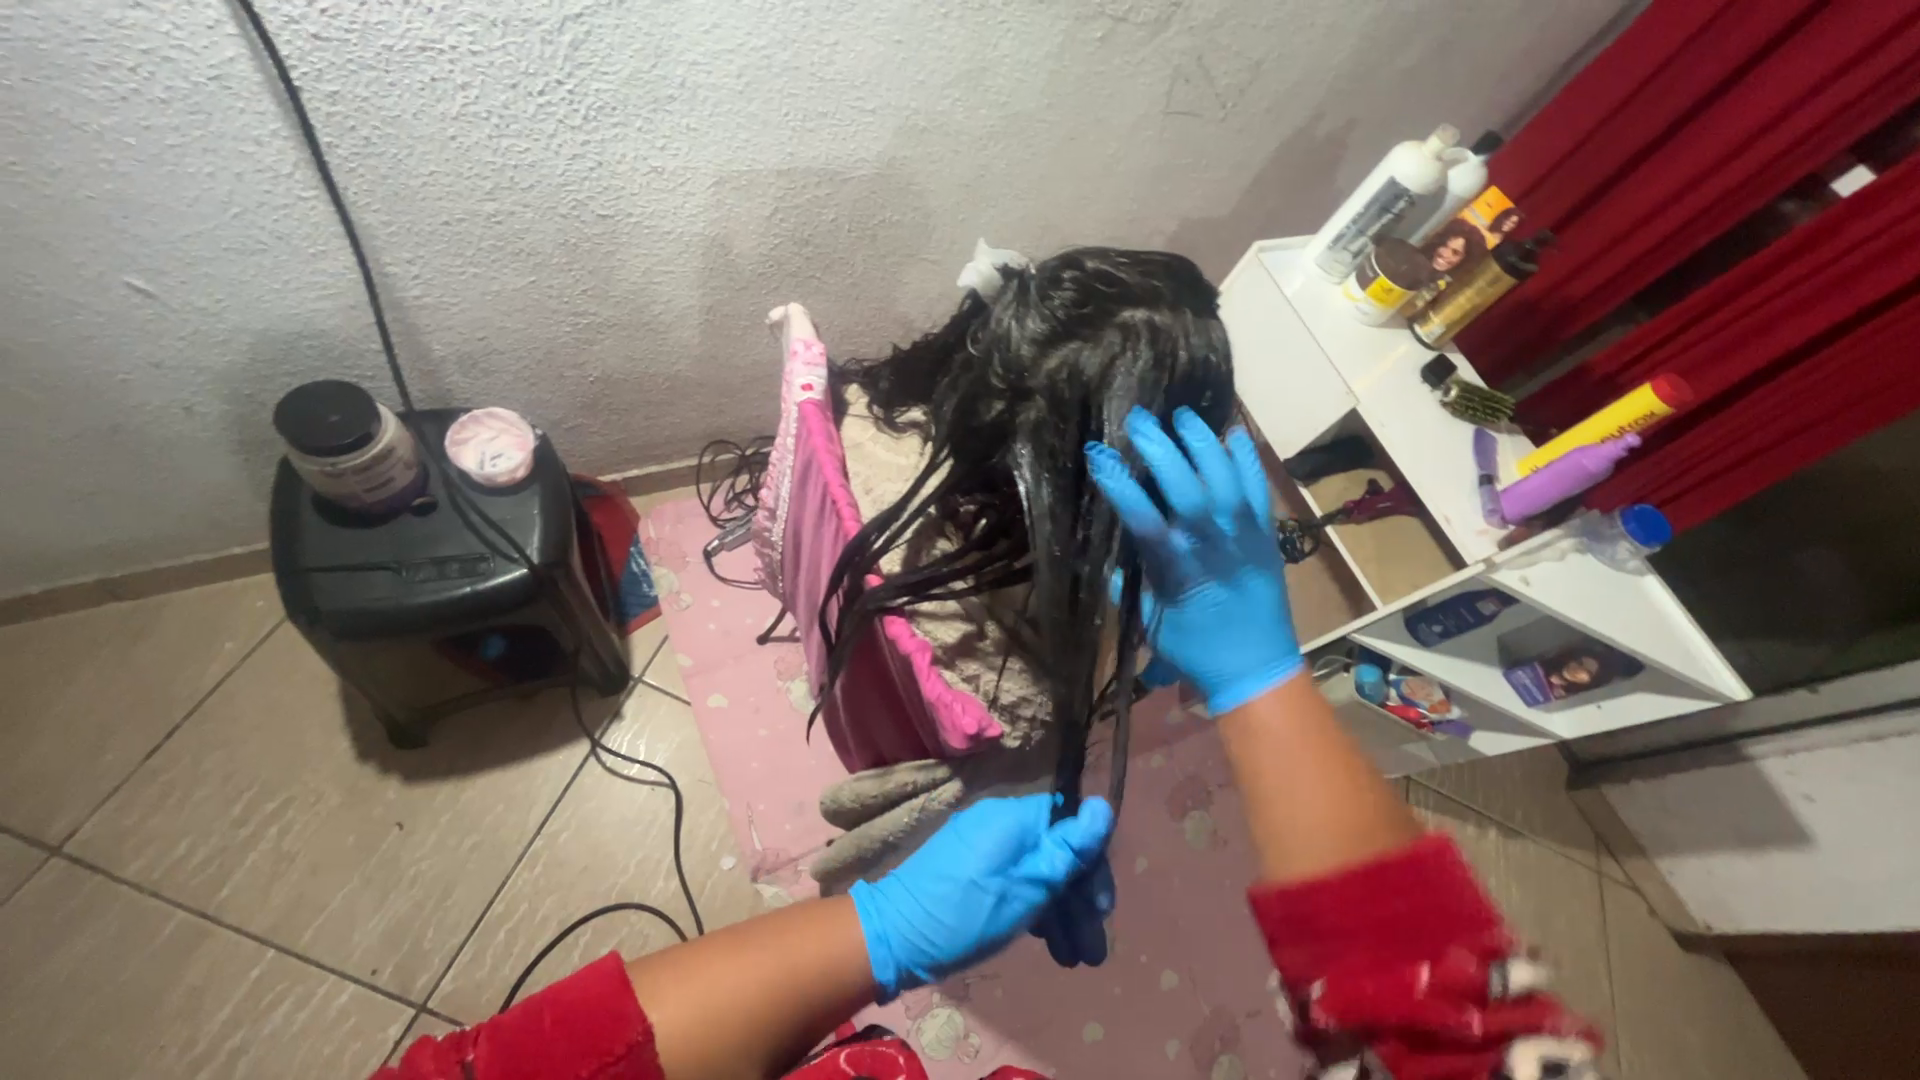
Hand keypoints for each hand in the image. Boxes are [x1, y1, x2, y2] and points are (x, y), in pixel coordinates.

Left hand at [850, 793, 1114, 1000]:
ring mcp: (984, 847)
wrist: (894, 937)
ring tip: (1075, 960)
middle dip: (1079, 900)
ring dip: (1061, 913)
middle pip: (1056, 852)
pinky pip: (1015, 881)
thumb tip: (1105, 805)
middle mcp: (1000, 823)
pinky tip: (1048, 945)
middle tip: (1092, 951)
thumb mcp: (1026, 888)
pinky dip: (1035, 910)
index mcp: (1013, 818)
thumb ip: (1067, 850)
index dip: (1092, 864)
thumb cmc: (966, 914)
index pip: (1070, 825)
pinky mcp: (971, 870)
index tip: (1102, 910)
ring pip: (1037, 872)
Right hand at [1086, 406, 1303, 713]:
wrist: (1257, 667)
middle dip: (1162, 450)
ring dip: (1203, 444)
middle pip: (1188, 490)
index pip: (1144, 521)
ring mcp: (1245, 539)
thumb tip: (1103, 555)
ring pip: (1226, 481)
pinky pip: (1259, 490)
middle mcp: (1212, 549)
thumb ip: (1125, 586)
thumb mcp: (1149, 623)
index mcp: (1177, 573)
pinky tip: (1232, 433)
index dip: (1121, 486)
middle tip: (1138, 419)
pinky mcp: (1268, 536)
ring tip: (1182, 415)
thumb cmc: (1194, 648)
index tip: (1099, 455)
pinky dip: (1246, 460)